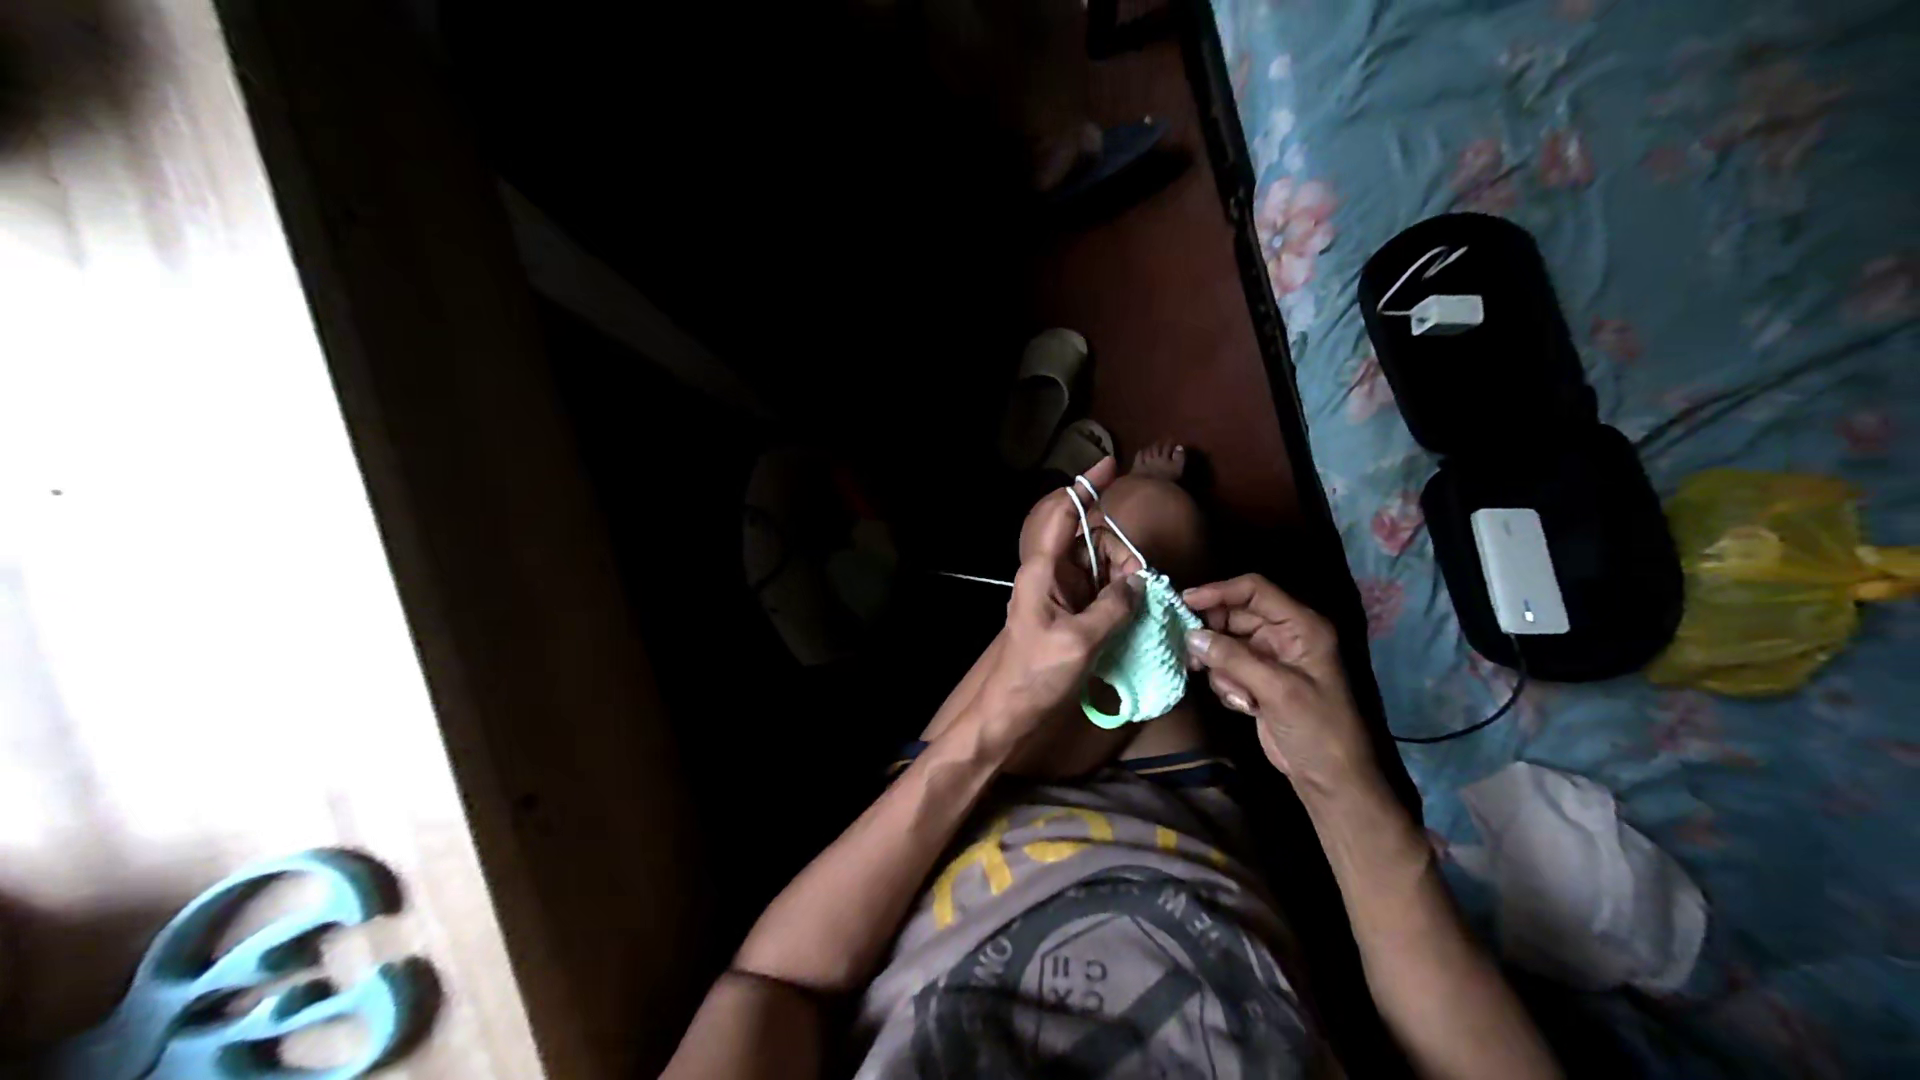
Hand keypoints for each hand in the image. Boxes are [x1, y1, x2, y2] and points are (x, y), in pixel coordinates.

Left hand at [967, 457, 1139, 756]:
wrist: (1011, 709)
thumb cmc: (1036, 674)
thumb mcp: (1080, 641)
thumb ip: (1113, 607)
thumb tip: (1138, 583)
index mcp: (1043, 570)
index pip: (1063, 514)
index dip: (1085, 487)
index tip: (1110, 464)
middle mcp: (1050, 573)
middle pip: (1090, 539)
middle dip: (1118, 549)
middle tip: (1138, 580)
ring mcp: (1060, 593)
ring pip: (1098, 563)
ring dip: (1121, 573)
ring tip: (1136, 599)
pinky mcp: (1069, 611)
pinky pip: (1098, 588)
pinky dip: (1117, 590)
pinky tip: (1132, 605)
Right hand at [1181, 574, 1374, 790]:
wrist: (1331, 778)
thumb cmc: (1317, 728)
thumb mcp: (1277, 689)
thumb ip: (1233, 658)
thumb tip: (1192, 636)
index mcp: (1301, 626)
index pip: (1254, 590)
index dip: (1219, 591)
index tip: (1184, 602)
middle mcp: (1285, 635)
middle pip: (1234, 615)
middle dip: (1212, 634)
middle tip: (1190, 652)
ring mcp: (1270, 658)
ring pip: (1226, 642)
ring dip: (1220, 665)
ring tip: (1234, 693)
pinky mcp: (1258, 680)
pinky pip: (1227, 667)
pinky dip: (1226, 683)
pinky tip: (1243, 705)